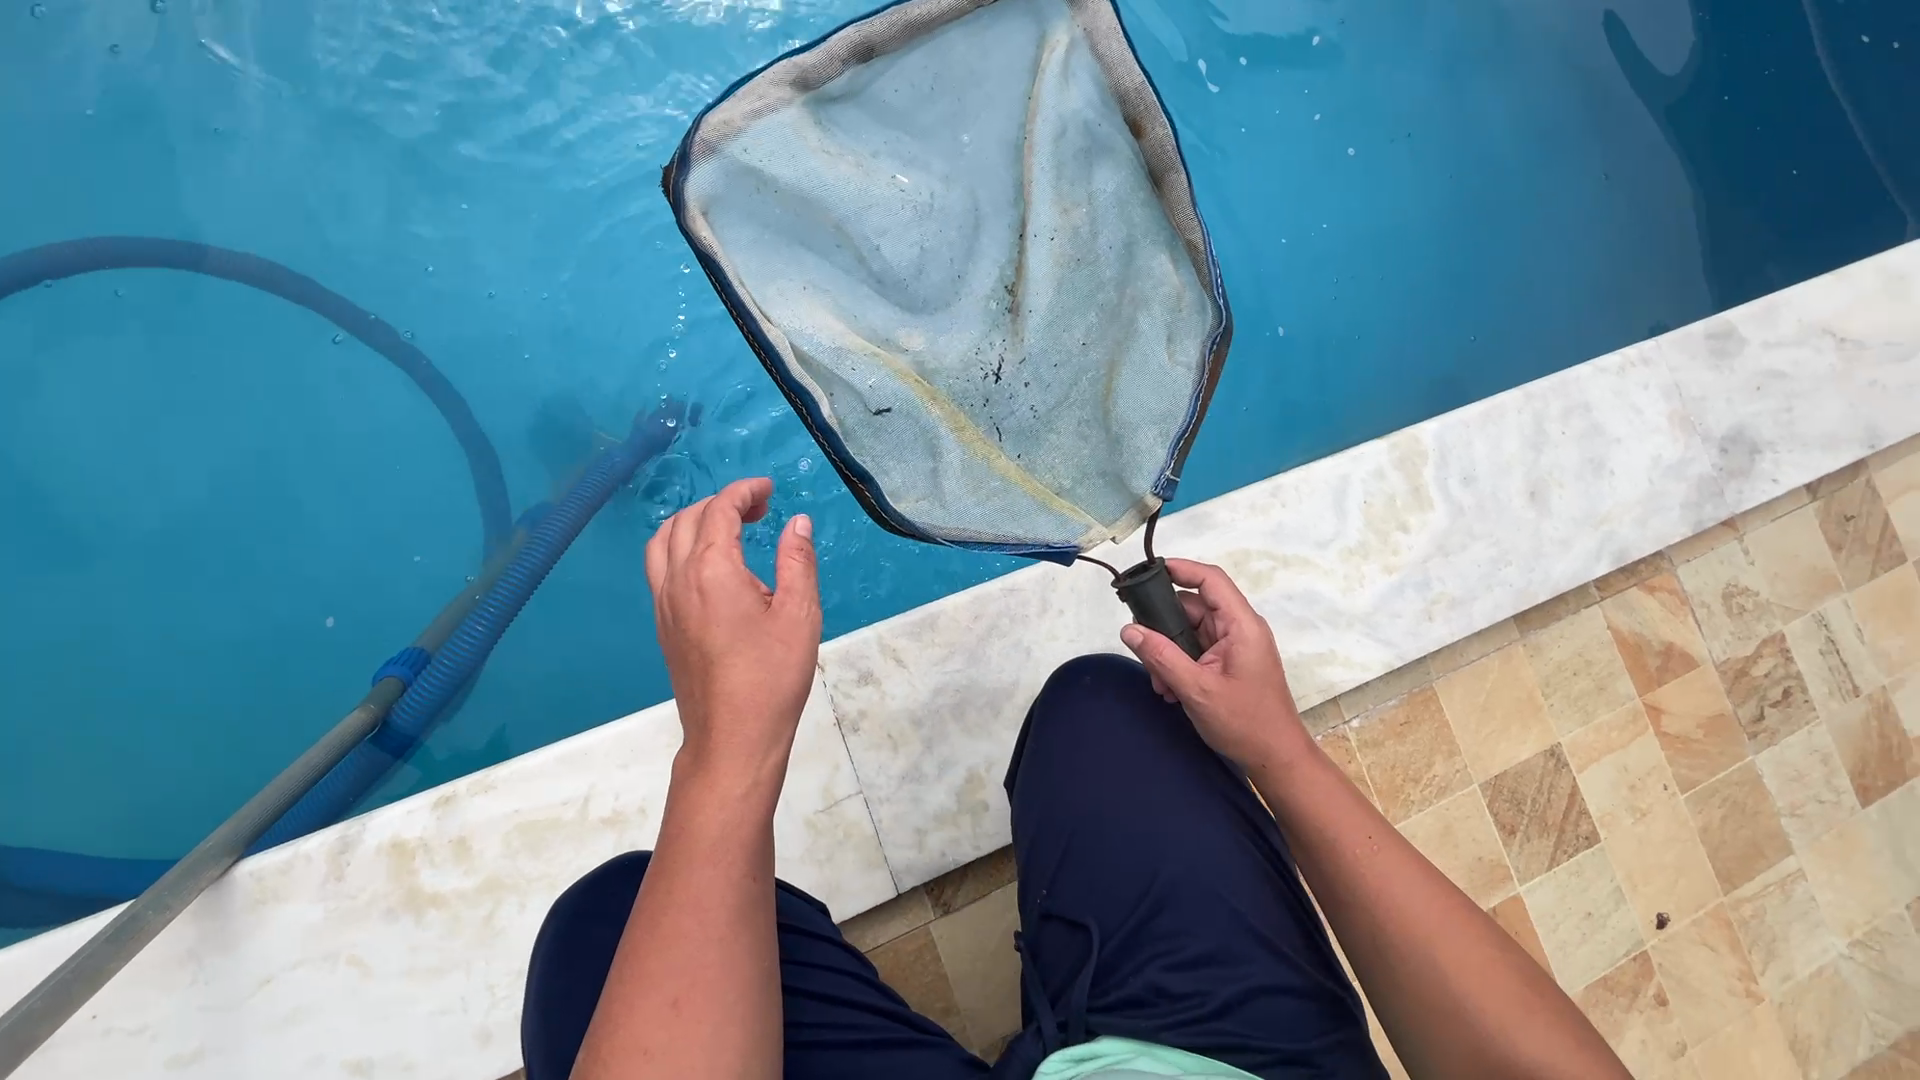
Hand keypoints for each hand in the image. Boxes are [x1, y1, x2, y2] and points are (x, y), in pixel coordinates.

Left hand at [646, 477, 820, 796]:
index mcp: (713, 571)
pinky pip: (659, 566)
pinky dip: (680, 546)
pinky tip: (710, 565)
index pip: (720, 510)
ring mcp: (664, 602)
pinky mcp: (663, 623)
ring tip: (729, 529)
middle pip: (688, 519)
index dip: (744, 491)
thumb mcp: (800, 615)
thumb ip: (798, 561)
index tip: (769, 490)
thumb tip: (798, 523)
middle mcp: (678, 579)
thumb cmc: (773, 676)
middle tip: (760, 510)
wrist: (733, 736)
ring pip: (663, 541)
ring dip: (694, 521)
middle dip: (722, 502)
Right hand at [1119, 558, 1308, 770]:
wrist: (1275, 759)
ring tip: (1159, 682)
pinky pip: (1194, 650)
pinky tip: (1169, 689)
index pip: (1210, 580)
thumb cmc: (1244, 723)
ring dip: (1168, 651)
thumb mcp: (1196, 689)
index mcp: (1241, 625)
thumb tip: (1129, 629)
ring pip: (1189, 631)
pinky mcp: (1227, 663)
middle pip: (1192, 607)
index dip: (1181, 569)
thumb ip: (1161, 656)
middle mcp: (1239, 629)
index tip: (1147, 573)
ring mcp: (1233, 647)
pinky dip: (1178, 664)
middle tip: (1142, 649)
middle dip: (1163, 627)